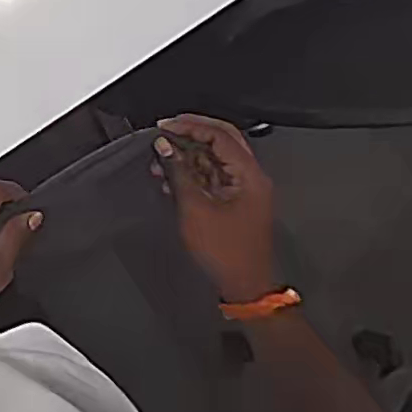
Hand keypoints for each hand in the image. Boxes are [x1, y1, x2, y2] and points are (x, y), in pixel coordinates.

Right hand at [154, 114, 276, 302]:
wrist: (243, 285)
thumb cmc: (224, 250)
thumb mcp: (195, 206)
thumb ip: (178, 171)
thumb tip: (164, 145)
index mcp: (249, 176)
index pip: (220, 136)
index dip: (189, 126)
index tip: (163, 127)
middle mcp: (250, 177)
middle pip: (223, 138)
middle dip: (192, 130)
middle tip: (166, 128)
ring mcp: (243, 187)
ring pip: (215, 154)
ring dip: (188, 151)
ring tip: (161, 158)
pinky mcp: (233, 197)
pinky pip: (211, 171)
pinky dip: (191, 167)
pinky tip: (170, 174)